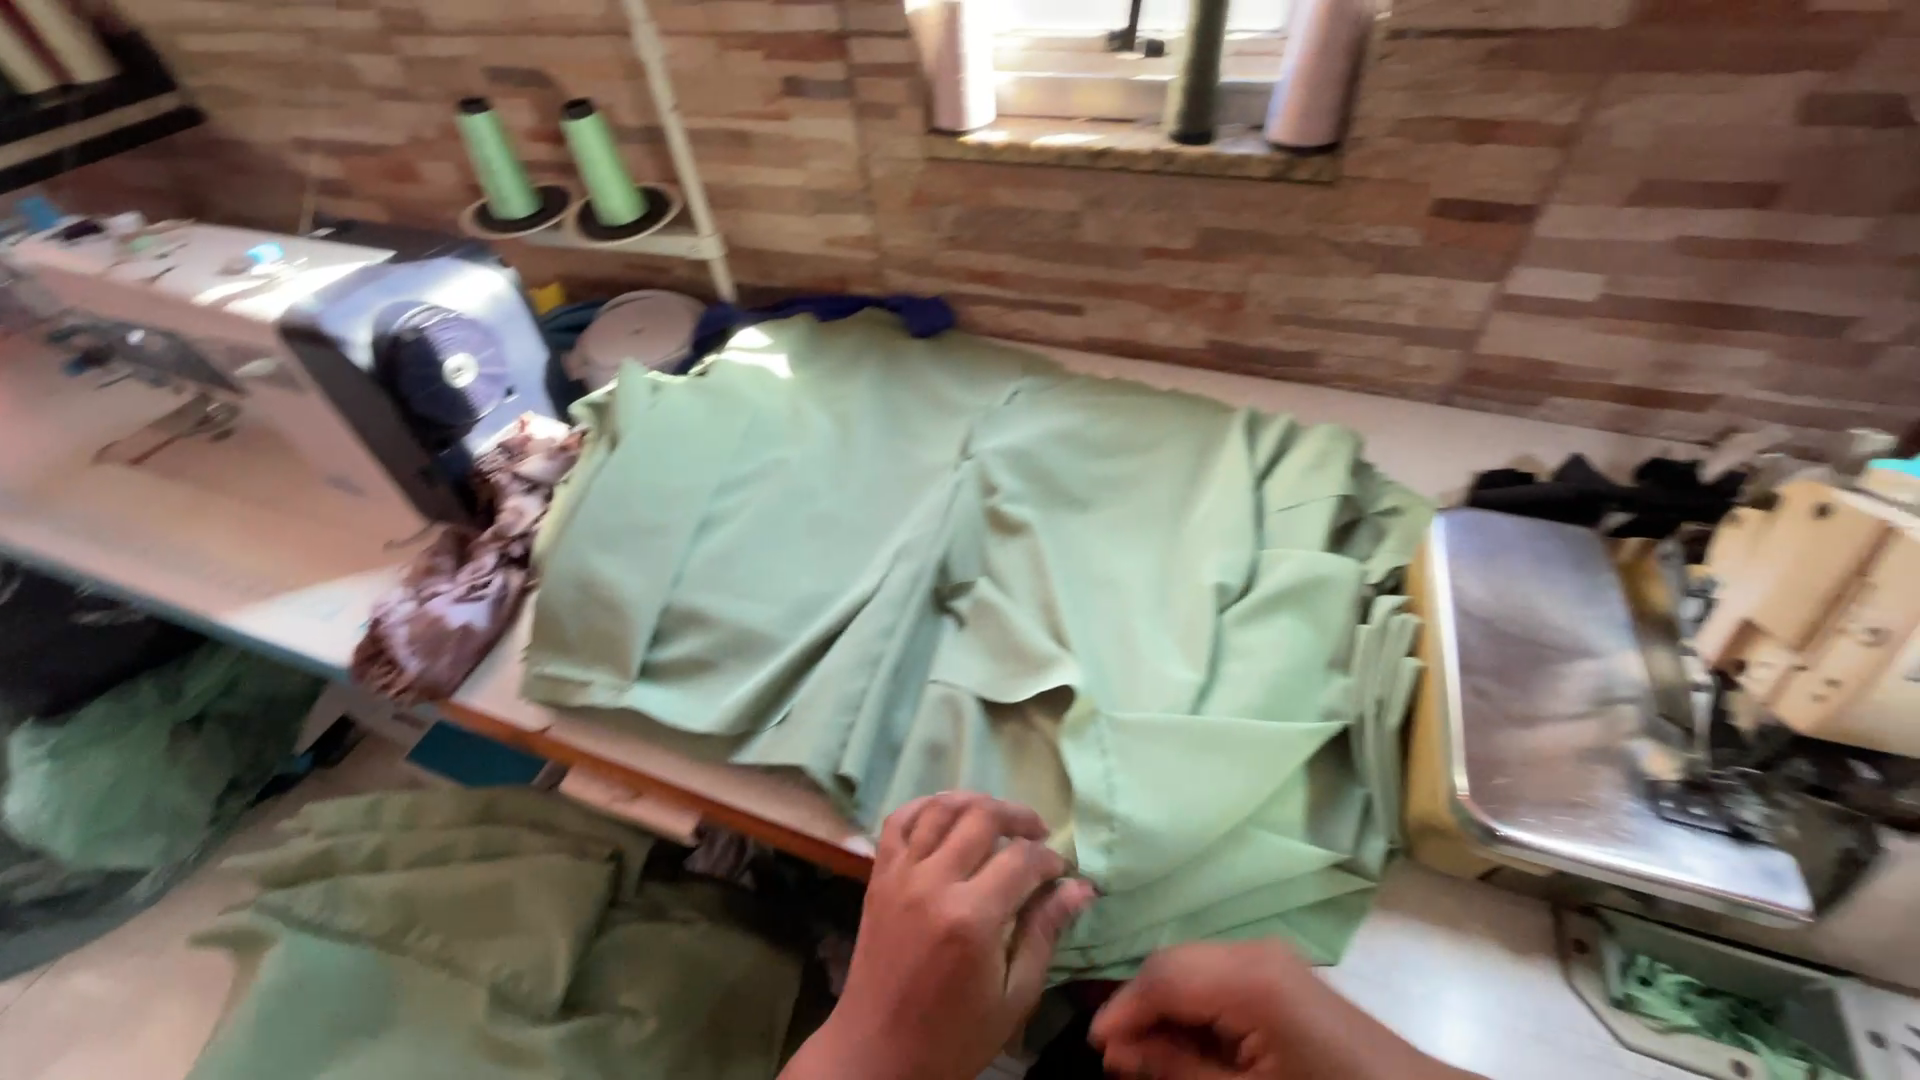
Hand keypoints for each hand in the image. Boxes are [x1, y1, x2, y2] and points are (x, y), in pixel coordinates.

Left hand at [783, 793, 1095, 1079]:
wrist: (877, 1053)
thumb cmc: (954, 1036)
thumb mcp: (1013, 996)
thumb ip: (1044, 932)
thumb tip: (1081, 888)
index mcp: (971, 918)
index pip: (1022, 859)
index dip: (1050, 859)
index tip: (1062, 871)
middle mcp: (933, 882)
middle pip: (982, 817)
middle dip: (1019, 817)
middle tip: (1038, 832)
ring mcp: (900, 874)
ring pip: (941, 808)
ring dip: (976, 802)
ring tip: (999, 817)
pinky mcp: (878, 876)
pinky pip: (898, 820)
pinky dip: (925, 805)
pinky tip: (948, 812)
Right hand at [1090, 941, 1477, 1079]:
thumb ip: (1177, 1069)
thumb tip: (1115, 1051)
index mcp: (1248, 976)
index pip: (1162, 977)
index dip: (1122, 1010)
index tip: (1094, 1047)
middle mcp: (1253, 951)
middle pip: (1172, 966)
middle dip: (1140, 1009)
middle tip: (1117, 1059)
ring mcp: (1267, 957)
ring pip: (1190, 970)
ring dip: (1165, 1009)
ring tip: (1147, 1057)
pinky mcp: (1277, 973)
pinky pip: (1215, 979)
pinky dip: (1193, 1009)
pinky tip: (1187, 1046)